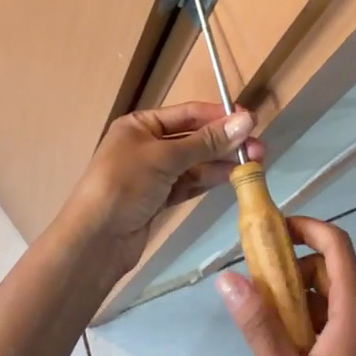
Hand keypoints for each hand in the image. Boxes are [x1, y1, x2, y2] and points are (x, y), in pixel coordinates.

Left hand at [59, 101, 258, 272]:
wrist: (95, 241)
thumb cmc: (124, 185)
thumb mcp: (166, 157)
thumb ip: (207, 141)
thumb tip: (246, 120)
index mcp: (140, 124)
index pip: (187, 113)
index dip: (219, 115)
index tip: (252, 119)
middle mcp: (147, 144)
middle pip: (193, 138)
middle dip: (225, 141)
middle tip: (259, 148)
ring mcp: (153, 174)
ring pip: (194, 163)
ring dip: (221, 162)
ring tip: (254, 163)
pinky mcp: (158, 199)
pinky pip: (189, 184)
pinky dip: (208, 180)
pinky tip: (231, 178)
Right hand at [219, 216, 355, 355]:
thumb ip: (258, 326)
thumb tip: (228, 277)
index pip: (337, 245)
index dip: (306, 227)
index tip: (272, 230)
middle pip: (332, 272)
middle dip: (293, 272)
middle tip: (258, 290)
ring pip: (334, 301)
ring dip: (300, 302)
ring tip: (269, 328)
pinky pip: (340, 326)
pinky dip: (312, 325)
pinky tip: (290, 354)